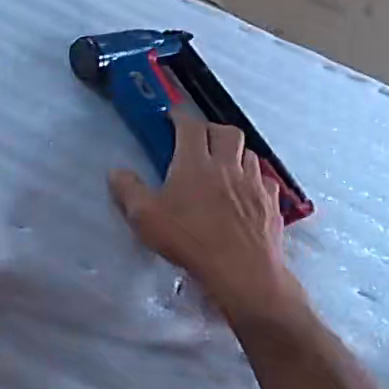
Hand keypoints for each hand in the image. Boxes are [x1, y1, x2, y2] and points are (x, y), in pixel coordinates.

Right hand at [109, 107, 292, 318]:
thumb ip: (128, 191)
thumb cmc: (189, 240)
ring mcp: (254, 183)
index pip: (190, 125)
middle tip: (200, 138)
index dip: (181, 116)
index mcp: (195, 163)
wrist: (242, 272)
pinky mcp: (272, 203)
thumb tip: (116, 172)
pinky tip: (248, 191)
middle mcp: (227, 165)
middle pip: (226, 131)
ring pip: (249, 153)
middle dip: (212, 129)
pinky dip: (256, 179)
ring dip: (236, 152)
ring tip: (224, 164)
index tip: (173, 115)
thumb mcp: (145, 218)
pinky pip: (266, 180)